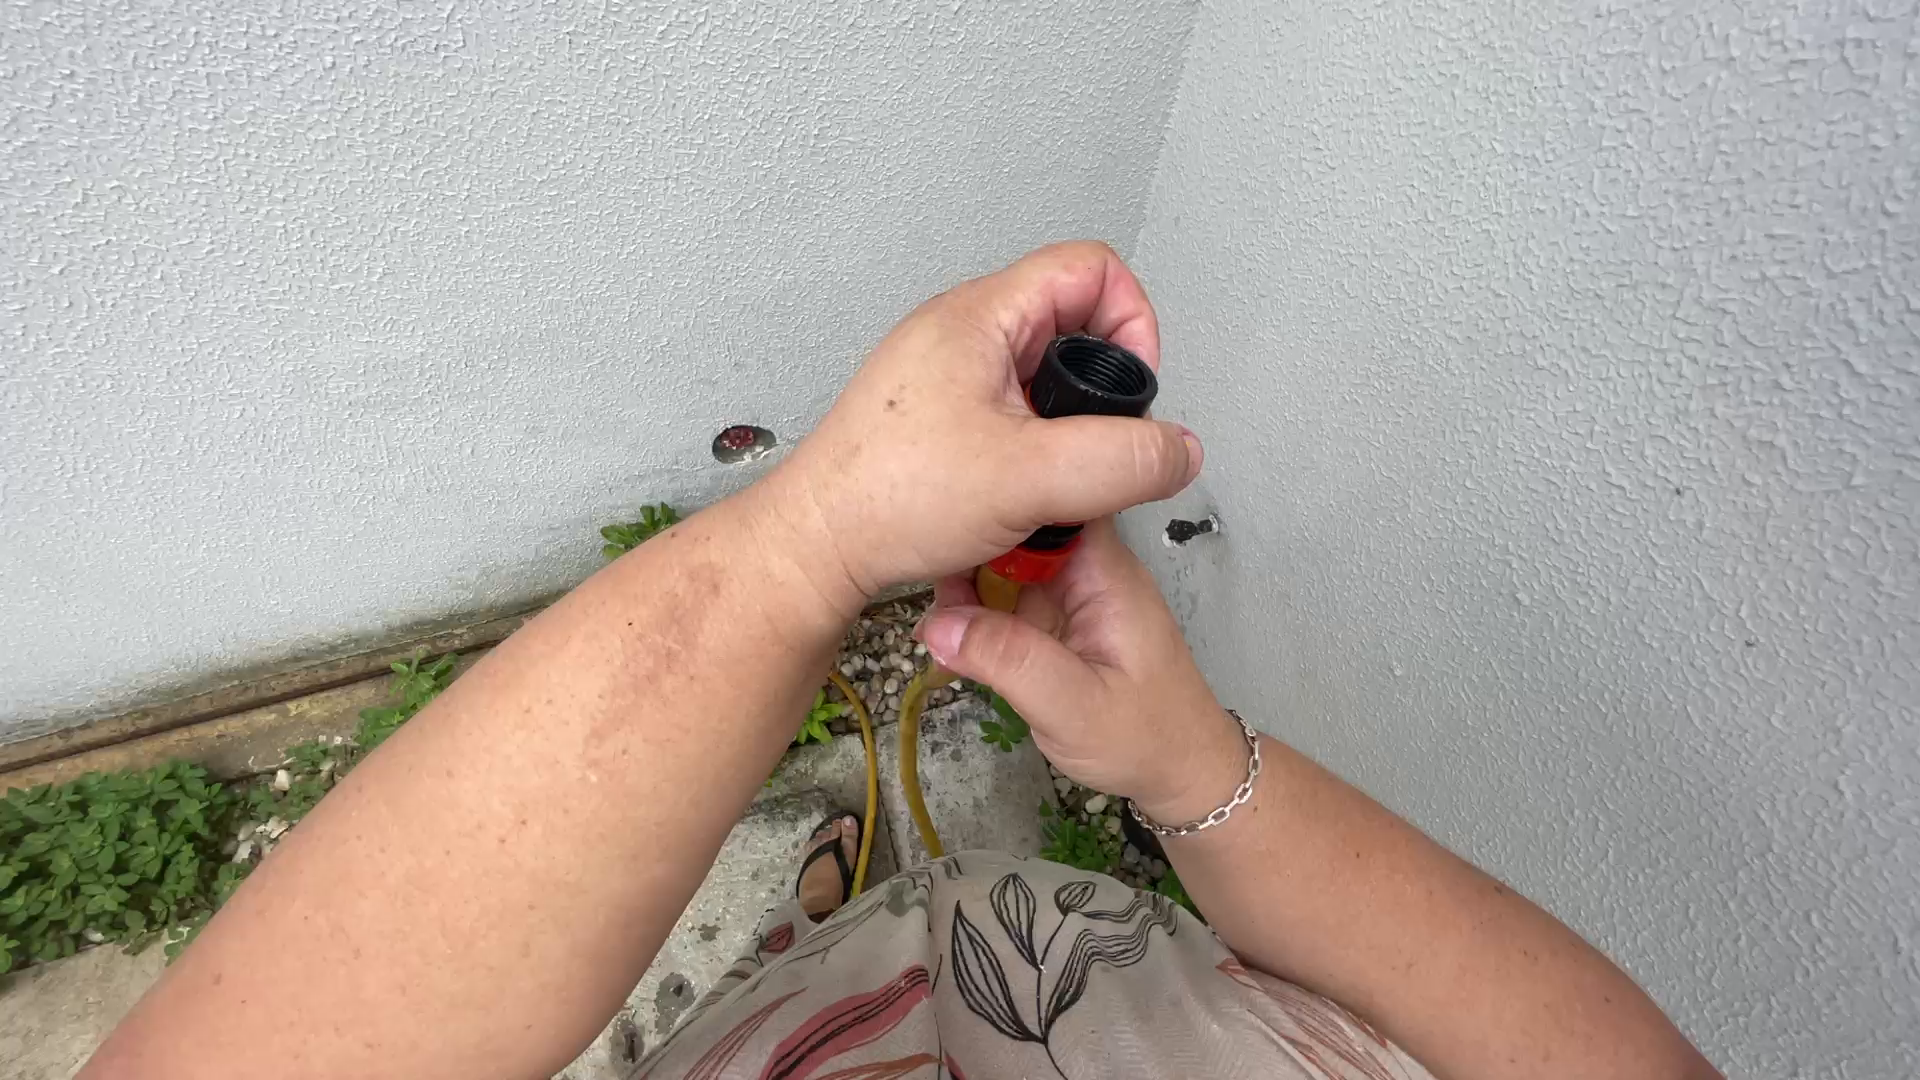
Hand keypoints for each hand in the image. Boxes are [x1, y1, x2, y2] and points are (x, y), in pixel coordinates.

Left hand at [772, 241, 1202, 595]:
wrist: (821, 542)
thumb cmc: (888, 498)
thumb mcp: (1028, 478)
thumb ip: (1120, 460)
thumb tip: (1177, 450)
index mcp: (981, 317)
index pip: (1091, 269)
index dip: (1133, 321)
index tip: (1132, 388)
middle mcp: (961, 334)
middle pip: (1071, 323)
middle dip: (1100, 387)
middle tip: (1094, 441)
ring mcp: (948, 375)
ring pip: (1042, 376)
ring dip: (1067, 424)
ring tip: (1056, 473)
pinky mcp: (940, 416)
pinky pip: (1011, 410)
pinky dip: (1035, 444)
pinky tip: (1025, 488)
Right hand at [910, 518, 1249, 822]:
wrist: (1179, 773)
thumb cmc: (1141, 738)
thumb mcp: (1072, 705)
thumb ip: (1008, 660)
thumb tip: (935, 623)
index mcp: (1103, 570)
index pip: (1057, 496)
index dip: (1005, 491)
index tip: (950, 515)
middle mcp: (1086, 569)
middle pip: (1024, 524)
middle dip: (974, 541)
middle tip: (930, 579)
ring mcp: (1069, 593)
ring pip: (1010, 558)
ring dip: (970, 576)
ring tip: (935, 609)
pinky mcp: (1055, 618)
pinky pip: (1008, 593)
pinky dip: (978, 605)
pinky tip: (949, 626)